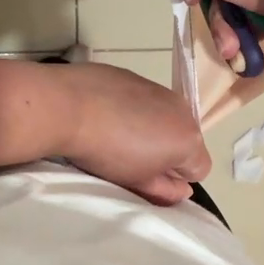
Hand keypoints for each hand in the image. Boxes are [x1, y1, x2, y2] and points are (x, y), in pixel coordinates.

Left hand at [56, 63, 209, 205]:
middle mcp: (180, 107)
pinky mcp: (129, 73)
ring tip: (111, 131)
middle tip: (127, 155)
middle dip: (162, 149)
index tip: (145, 174)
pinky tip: (100, 110)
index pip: (198, 169)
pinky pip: (137, 96)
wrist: (65, 105)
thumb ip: (166, 191)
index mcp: (189, 139)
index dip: (173, 177)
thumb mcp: (136, 181)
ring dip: (145, 125)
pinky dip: (126, 105)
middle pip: (181, 138)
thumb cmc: (105, 150)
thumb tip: (182, 190)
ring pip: (160, 114)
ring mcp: (154, 86)